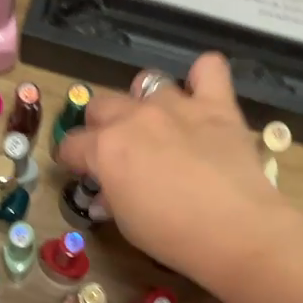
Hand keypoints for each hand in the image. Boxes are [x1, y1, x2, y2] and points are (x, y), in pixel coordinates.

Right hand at [58, 53, 302, 285]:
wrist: (230, 227)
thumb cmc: (169, 235)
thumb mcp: (126, 223)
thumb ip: (112, 198)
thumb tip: (106, 195)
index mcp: (105, 148)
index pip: (71, 144)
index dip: (71, 158)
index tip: (79, 170)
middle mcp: (135, 117)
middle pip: (102, 105)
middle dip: (100, 125)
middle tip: (113, 148)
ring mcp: (177, 105)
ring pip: (147, 81)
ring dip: (144, 100)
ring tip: (155, 123)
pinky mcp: (217, 103)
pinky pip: (207, 68)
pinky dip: (201, 77)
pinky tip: (200, 96)